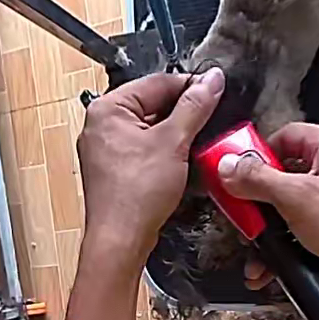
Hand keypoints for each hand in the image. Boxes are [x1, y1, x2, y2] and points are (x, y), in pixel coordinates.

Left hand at [75, 68, 223, 261]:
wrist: (122, 238)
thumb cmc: (136, 193)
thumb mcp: (174, 143)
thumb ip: (194, 108)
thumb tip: (212, 80)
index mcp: (109, 107)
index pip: (157, 83)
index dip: (190, 87)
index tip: (215, 91)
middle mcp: (102, 125)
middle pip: (153, 107)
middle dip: (183, 115)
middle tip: (212, 122)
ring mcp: (108, 151)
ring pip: (150, 132)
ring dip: (176, 137)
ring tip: (199, 146)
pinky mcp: (117, 173)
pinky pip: (145, 153)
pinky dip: (165, 155)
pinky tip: (181, 165)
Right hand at [217, 123, 318, 299]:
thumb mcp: (297, 197)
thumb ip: (258, 179)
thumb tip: (229, 167)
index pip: (284, 136)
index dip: (257, 154)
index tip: (235, 172)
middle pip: (282, 176)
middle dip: (258, 202)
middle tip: (243, 215)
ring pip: (289, 209)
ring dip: (269, 232)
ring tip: (256, 248)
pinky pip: (301, 232)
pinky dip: (284, 247)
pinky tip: (271, 265)